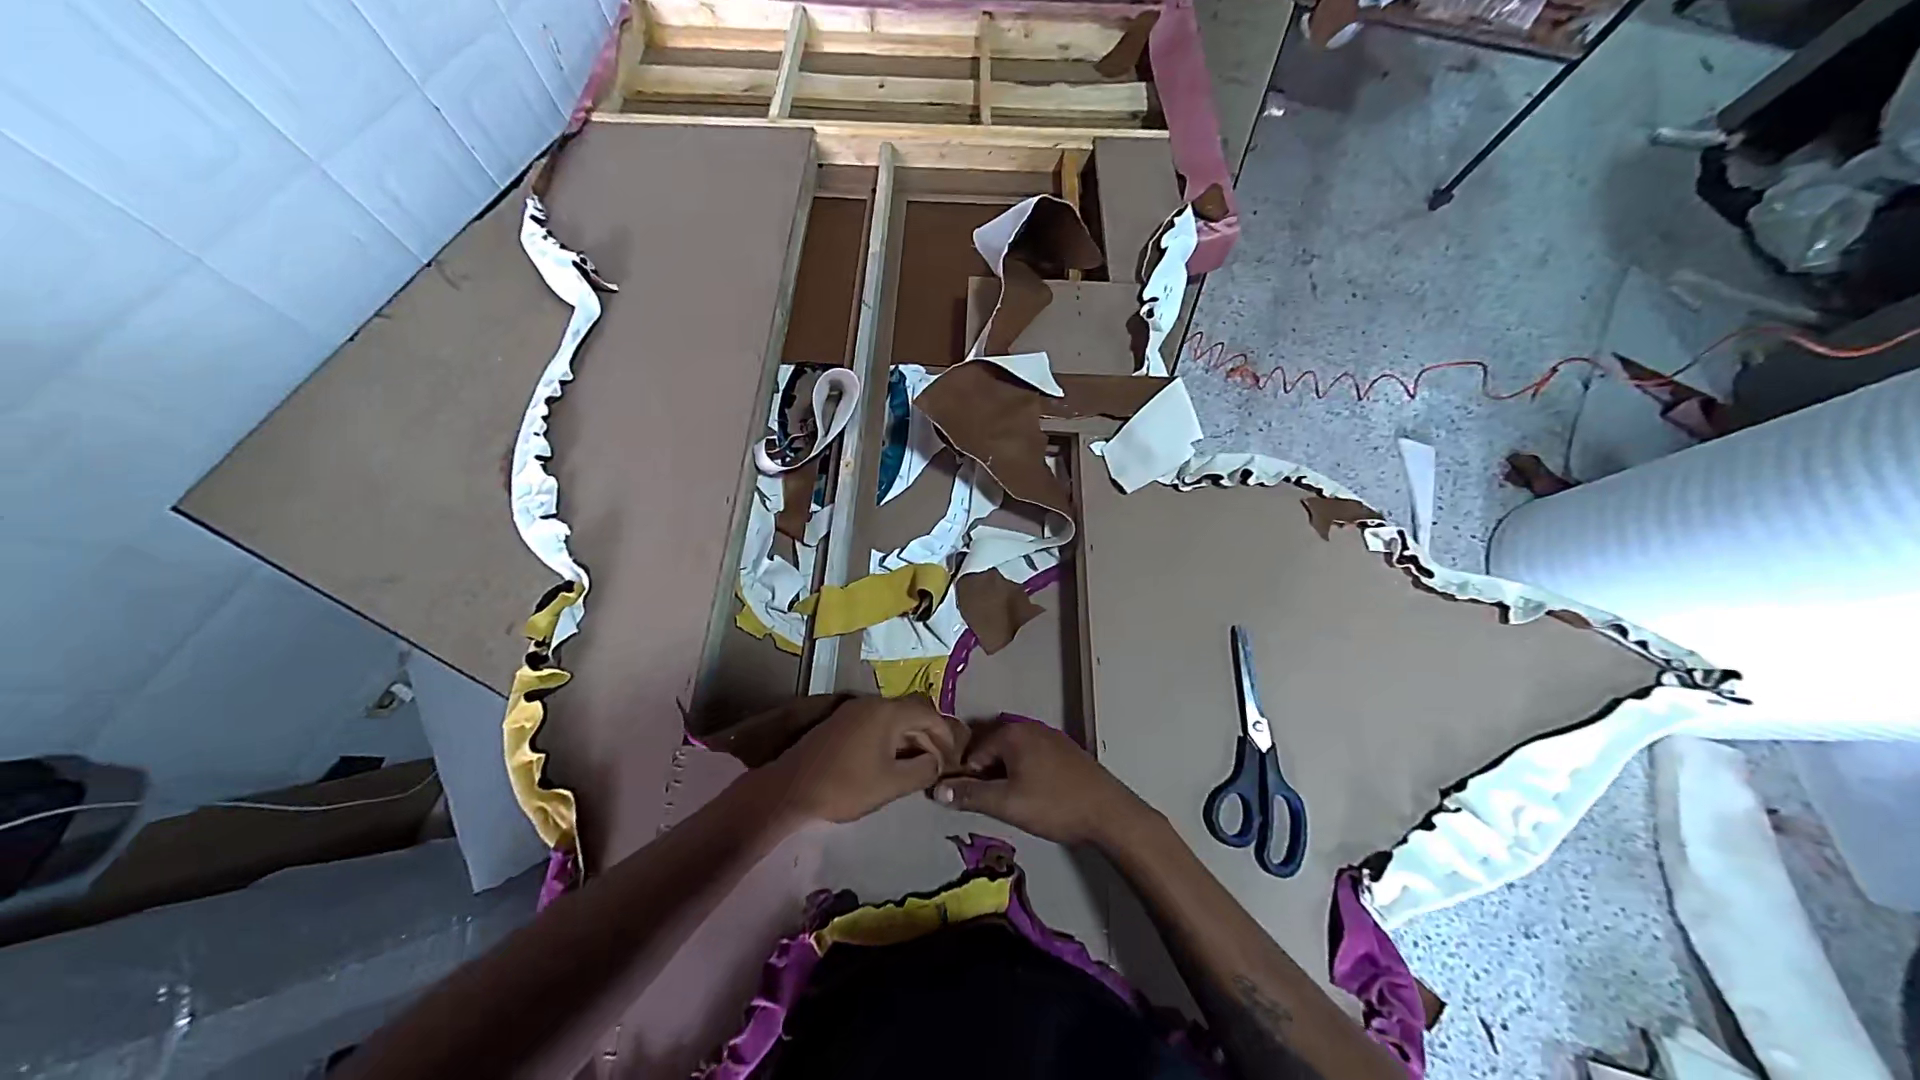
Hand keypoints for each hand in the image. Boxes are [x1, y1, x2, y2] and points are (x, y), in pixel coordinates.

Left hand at [758, 695, 967, 824]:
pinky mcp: (841, 722)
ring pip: (894, 718)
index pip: (930, 715)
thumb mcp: (892, 784)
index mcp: (888, 713)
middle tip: (940, 764)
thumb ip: (923, 770)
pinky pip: (877, 723)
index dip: (946, 737)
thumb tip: (937, 762)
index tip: (953, 759)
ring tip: (920, 765)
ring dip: (910, 738)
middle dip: (930, 737)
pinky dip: (892, 739)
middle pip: (912, 713)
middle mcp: (873, 704)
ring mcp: (854, 711)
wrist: (790, 789)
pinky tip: (893, 761)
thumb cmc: (846, 786)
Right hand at [931, 720, 1154, 845]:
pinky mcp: (1064, 751)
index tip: (970, 801)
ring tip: (1010, 802)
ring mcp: (1049, 736)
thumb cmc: (1055, 805)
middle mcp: (1029, 727)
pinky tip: (1032, 795)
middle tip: (991, 803)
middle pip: (991, 749)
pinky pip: (1031, 757)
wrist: (1108, 813)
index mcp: (1012, 733)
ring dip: (1004, 775)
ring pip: (1012, 754)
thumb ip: (970, 795)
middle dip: (985, 774)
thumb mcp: (1006, 803)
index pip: (972, 752)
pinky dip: (1023, 772)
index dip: (967, 778)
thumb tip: (938, 789)